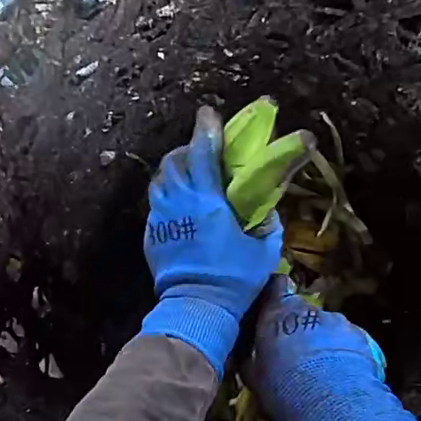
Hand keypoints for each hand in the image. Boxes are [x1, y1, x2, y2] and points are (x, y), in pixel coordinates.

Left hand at [138, 106, 284, 374]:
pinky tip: (182, 210)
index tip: (209, 113)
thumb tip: (268, 209)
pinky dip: (168, 199)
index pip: (202, 152)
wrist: (196, 307)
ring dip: (175, 174)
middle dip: (187, 151)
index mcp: (206, 201)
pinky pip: (156, 206)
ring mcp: (160, 218)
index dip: (206, 128)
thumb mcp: (263, 250)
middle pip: (174, 161)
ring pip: (160, 182)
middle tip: (203, 155)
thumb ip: (267, 224)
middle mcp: (178, 202)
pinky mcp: (152, 235)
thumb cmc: (233, 278)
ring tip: (191, 180)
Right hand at [244, 277, 420, 420]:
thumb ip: (249, 357)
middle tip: (293, 351)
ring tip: (319, 369)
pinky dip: (342, 351)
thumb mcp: (254, 378)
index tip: (271, 307)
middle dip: (297, 325)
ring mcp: (336, 320)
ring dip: (321, 339)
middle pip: (300, 309)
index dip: (274, 293)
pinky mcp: (361, 336)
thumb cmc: (284, 391)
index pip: (274, 286)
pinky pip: (346, 340)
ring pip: (324, 325)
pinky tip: (340, 375)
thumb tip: (243, 353)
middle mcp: (306, 309)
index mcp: (275, 313)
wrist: (335, 409)